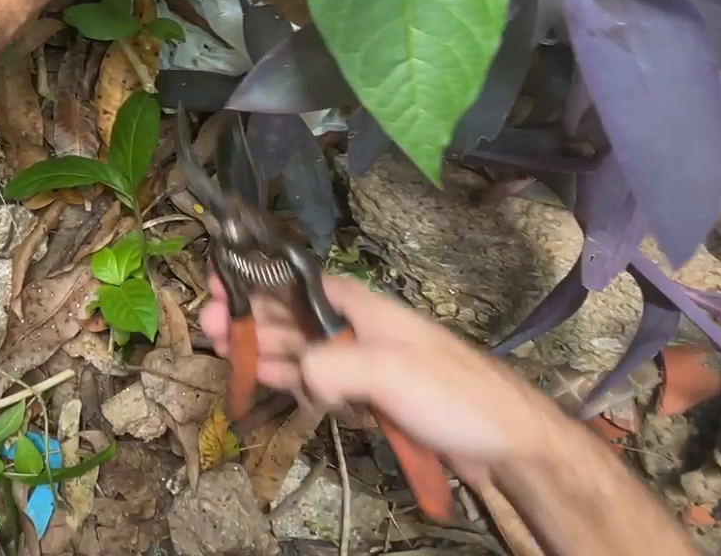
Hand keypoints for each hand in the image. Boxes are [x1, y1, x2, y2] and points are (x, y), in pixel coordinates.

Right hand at [201, 275, 572, 479]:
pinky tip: (265, 379)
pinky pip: (314, 380)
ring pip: (296, 347)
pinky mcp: (364, 393)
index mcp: (353, 303)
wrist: (508, 442)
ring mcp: (356, 360)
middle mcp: (349, 325)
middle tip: (211, 326)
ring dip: (260, 348)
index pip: (291, 281)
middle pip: (286, 315)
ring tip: (225, 351)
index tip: (218, 281)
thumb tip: (296, 374)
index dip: (252, 278)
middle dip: (247, 317)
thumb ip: (330, 366)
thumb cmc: (450, 390)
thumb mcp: (388, 369)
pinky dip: (288, 379)